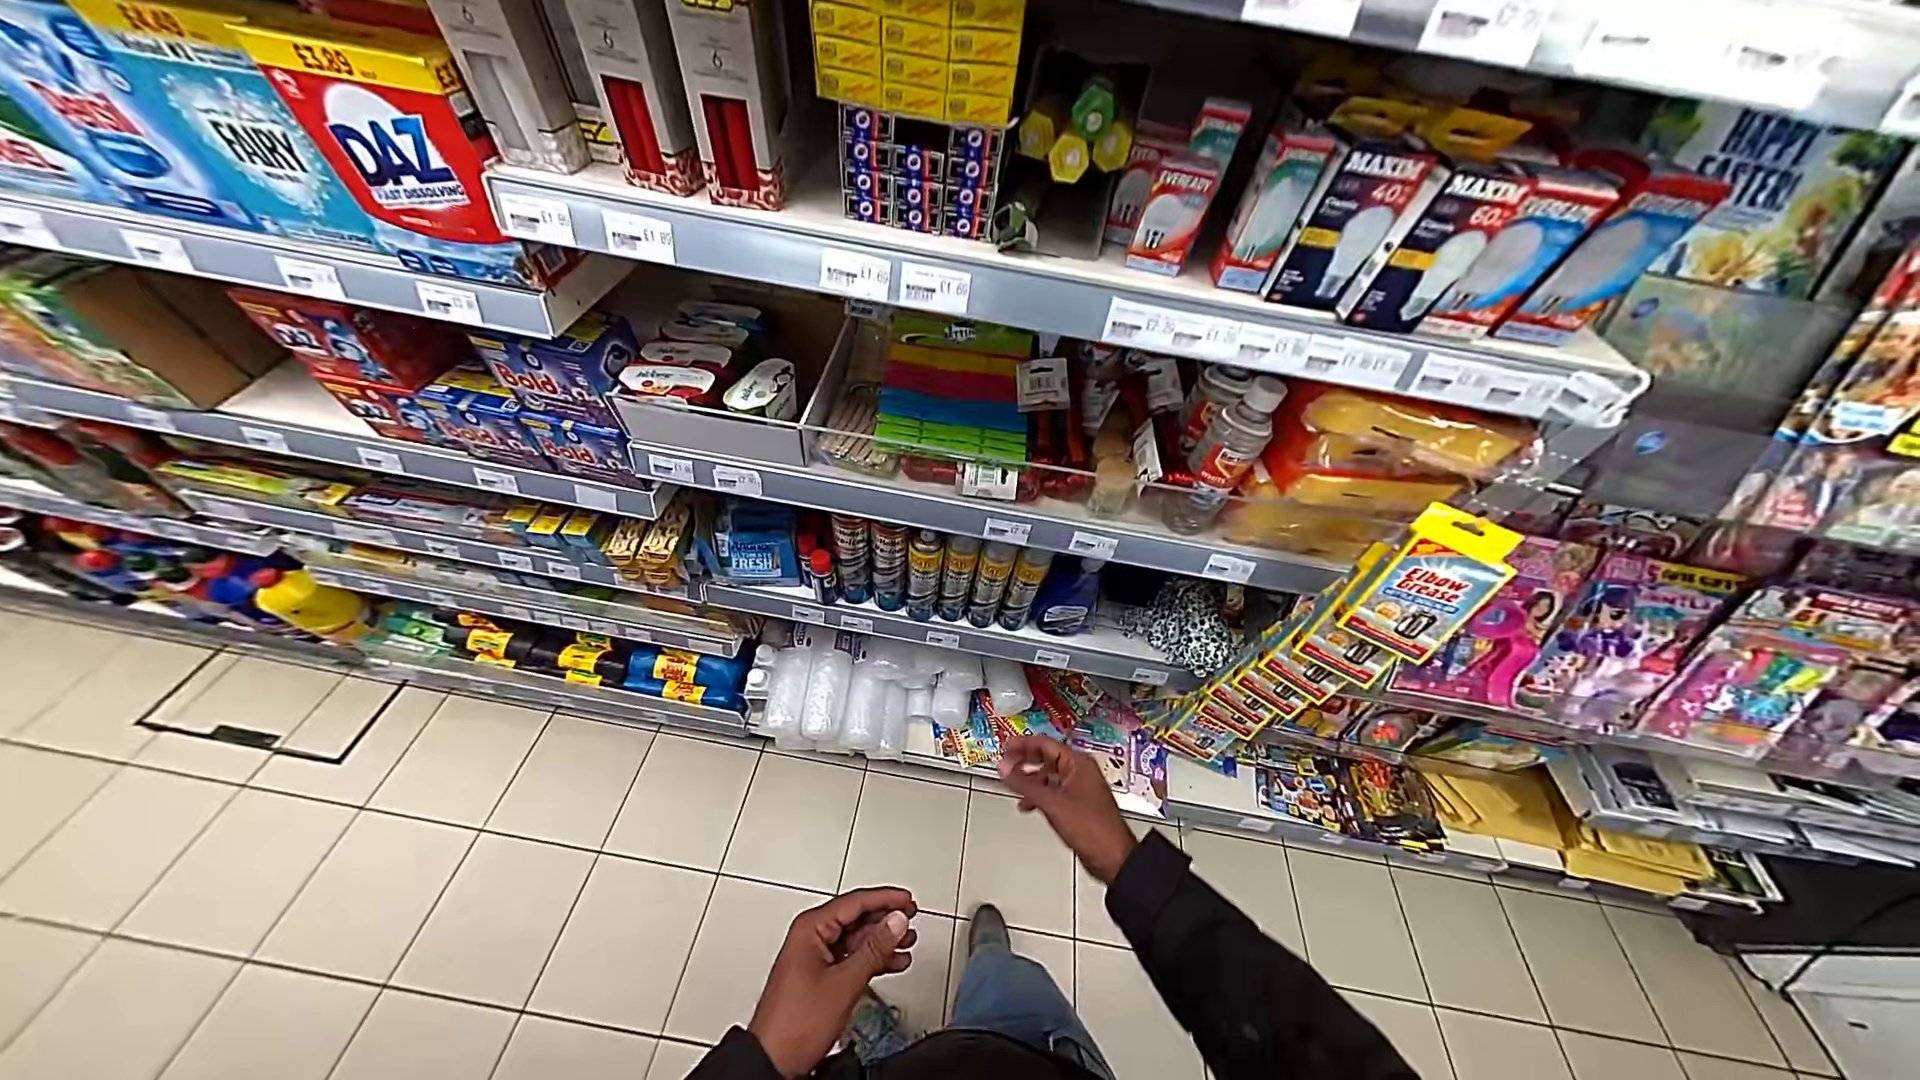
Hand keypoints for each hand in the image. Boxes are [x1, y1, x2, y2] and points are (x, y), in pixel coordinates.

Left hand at [748, 886, 918, 1077]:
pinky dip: (873, 959)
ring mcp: (816, 956)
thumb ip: (875, 949)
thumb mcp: (844, 982)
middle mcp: (812, 937)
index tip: (906, 900)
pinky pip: (852, 957)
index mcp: (811, 928)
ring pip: (857, 938)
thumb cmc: (793, 1024)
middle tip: (910, 917)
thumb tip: (895, 921)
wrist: (773, 1063)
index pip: (855, 902)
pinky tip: (892, 962)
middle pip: (857, 918)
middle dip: (886, 920)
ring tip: (906, 941)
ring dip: (883, 941)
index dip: (885, 899)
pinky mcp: (820, 974)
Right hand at [997, 735, 1137, 883]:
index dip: (1023, 744)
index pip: (1045, 744)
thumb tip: (1005, 768)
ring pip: (1049, 775)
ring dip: (1030, 779)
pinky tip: (1028, 804)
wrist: (1112, 859)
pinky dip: (1038, 794)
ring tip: (1014, 784)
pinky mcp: (1078, 804)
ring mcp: (1080, 788)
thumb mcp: (1052, 802)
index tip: (1007, 747)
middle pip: (1047, 757)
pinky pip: (1053, 791)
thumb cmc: (1093, 829)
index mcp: (1078, 763)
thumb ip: (1025, 784)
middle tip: (1007, 762)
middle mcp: (1080, 772)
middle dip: (1025, 760)